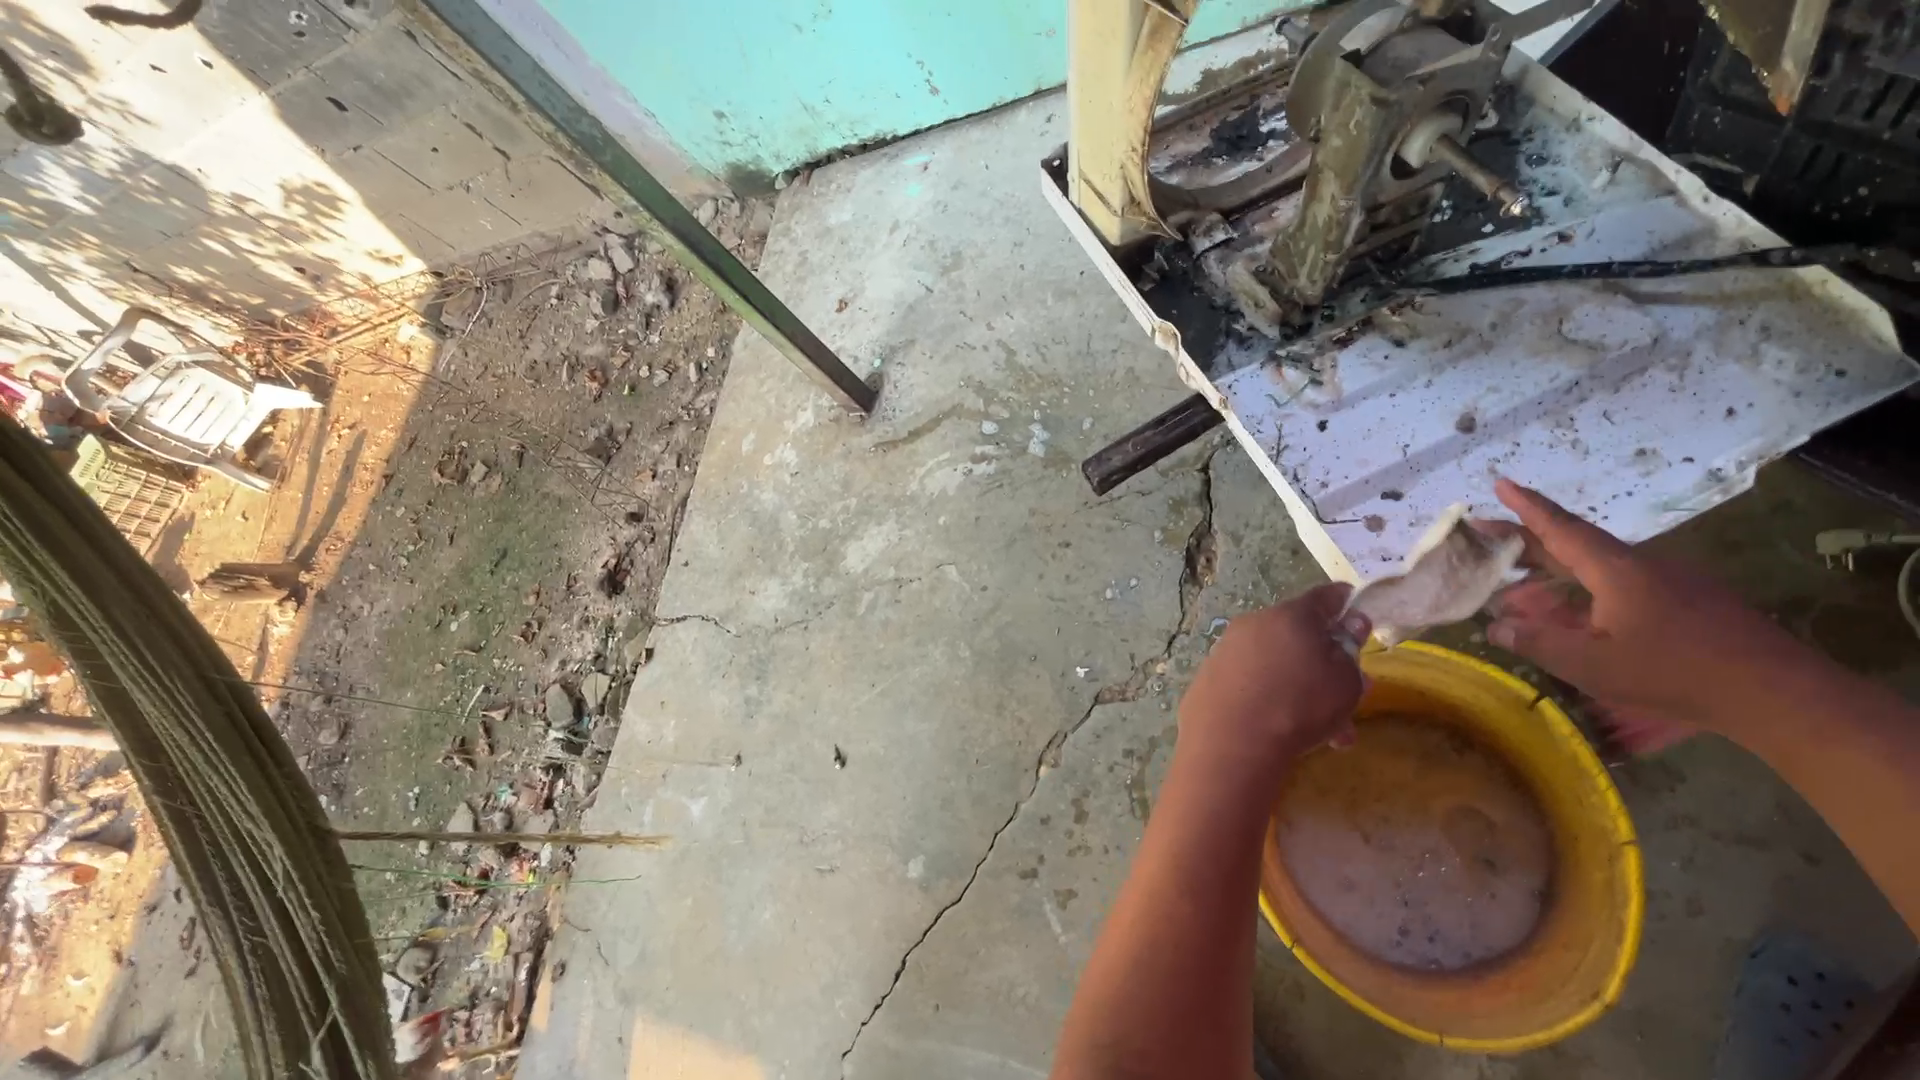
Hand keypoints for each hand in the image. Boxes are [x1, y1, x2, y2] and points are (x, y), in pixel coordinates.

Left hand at [1178, 583, 1369, 771]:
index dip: (1343, 602)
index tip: (1353, 607)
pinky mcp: (1208, 676)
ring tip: (1323, 731)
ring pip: (1274, 663)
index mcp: (1291, 616)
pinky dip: (1267, 697)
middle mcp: (1254, 623)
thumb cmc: (1300, 706)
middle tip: (1344, 695)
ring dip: (1298, 688)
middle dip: (1323, 663)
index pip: (1324, 597)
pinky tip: (1280, 729)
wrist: (1231, 742)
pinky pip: (1249, 680)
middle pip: (1297, 636)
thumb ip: (1350, 649)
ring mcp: (1226, 649)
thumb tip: (1351, 622)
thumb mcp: (1345, 681)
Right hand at [1476, 478, 1814, 752]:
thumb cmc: (1675, 672)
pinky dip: (1580, 592)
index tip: (1499, 482)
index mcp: (1614, 570)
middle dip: (1526, 540)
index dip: (1526, 506)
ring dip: (1551, 573)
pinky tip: (1569, 614)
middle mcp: (1638, 566)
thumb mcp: (1593, 665)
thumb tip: (1495, 625)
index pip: (1559, 529)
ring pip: (1593, 568)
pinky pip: (1616, 586)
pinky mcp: (1683, 603)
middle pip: (1572, 544)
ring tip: (1515, 588)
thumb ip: (1539, 642)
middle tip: (1486, 537)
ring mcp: (1665, 583)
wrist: (1775, 692)